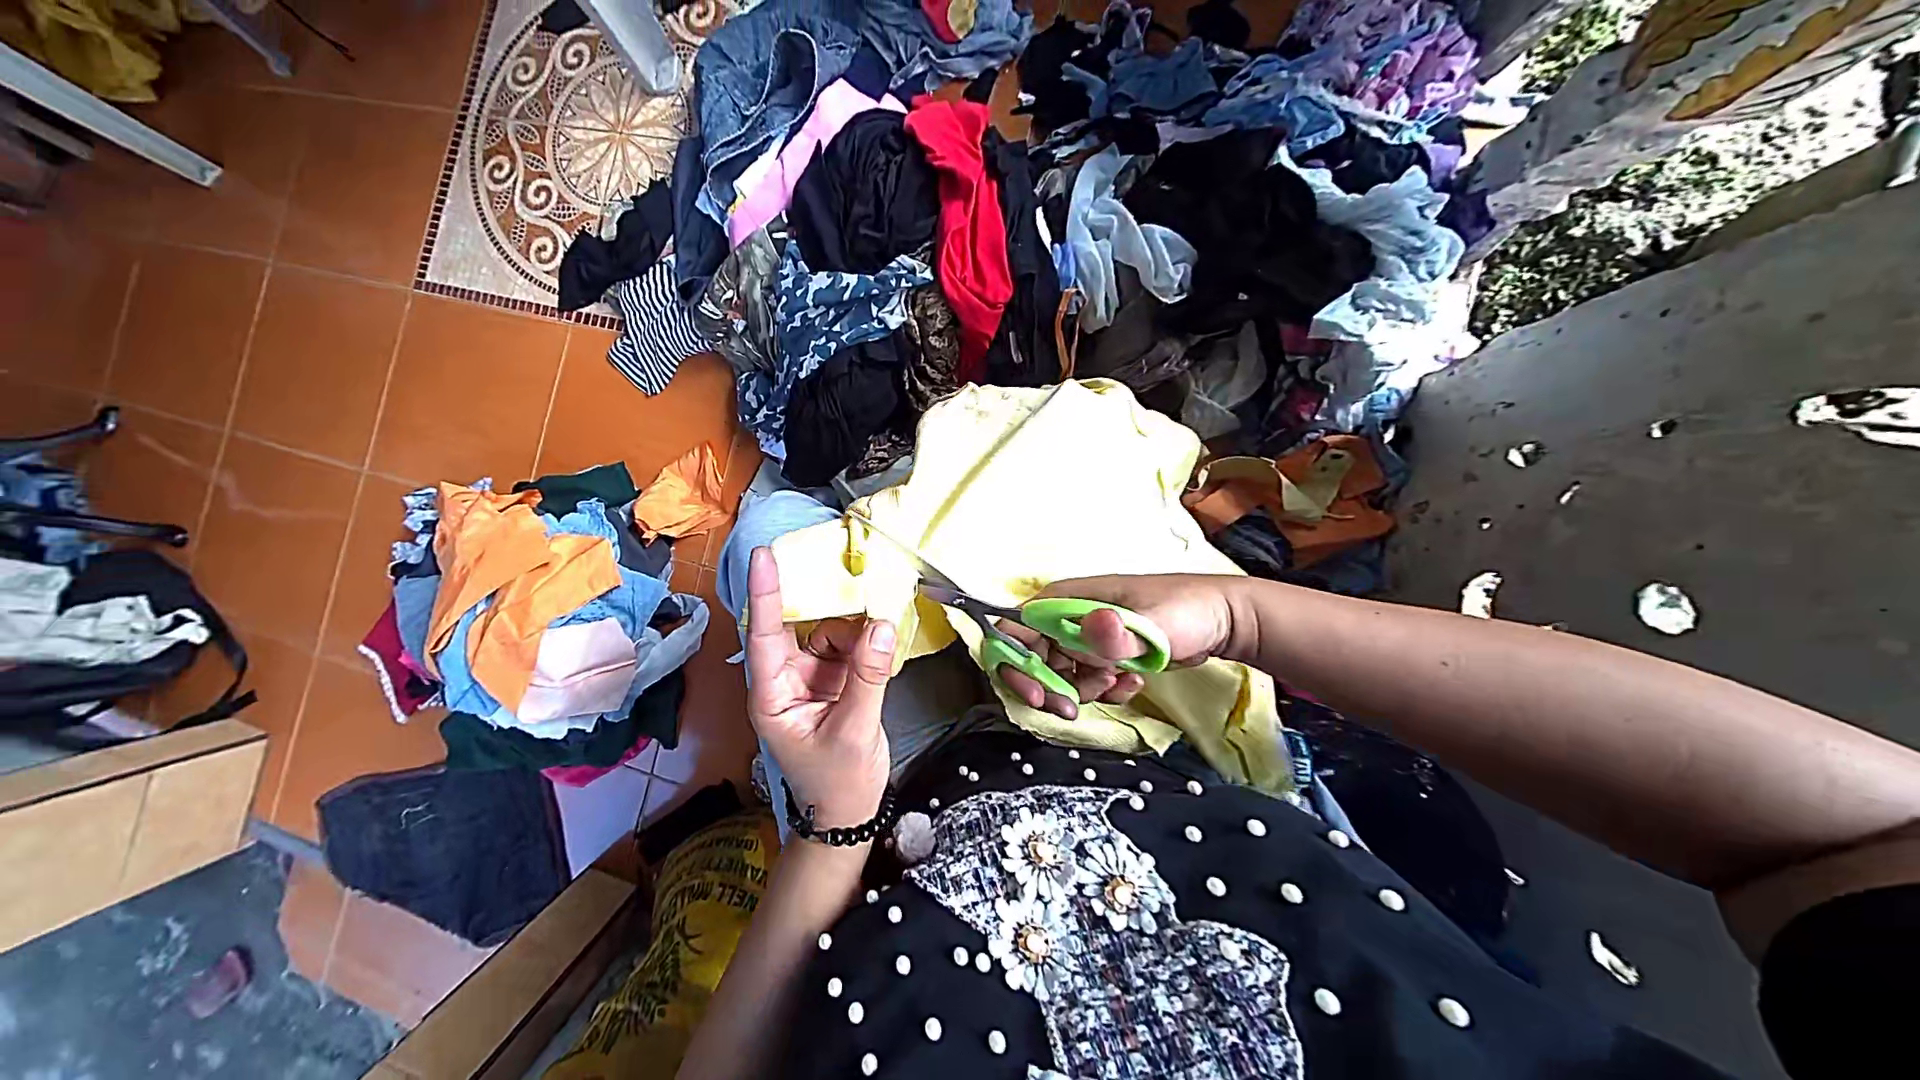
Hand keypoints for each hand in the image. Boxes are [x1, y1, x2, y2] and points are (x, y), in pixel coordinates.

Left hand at [744, 547, 894, 829]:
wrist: (848, 812)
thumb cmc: (838, 782)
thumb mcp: (854, 731)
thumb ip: (868, 677)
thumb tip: (882, 626)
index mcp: (772, 696)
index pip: (764, 637)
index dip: (765, 594)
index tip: (765, 555)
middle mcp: (785, 679)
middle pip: (794, 625)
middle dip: (815, 597)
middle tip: (835, 565)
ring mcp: (810, 676)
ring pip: (826, 630)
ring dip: (851, 620)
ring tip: (878, 610)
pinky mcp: (833, 678)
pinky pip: (847, 644)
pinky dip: (864, 636)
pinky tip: (881, 636)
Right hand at [996, 574, 1243, 719]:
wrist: (1221, 621)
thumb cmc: (1186, 610)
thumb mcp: (1154, 623)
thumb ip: (1121, 632)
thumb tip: (1094, 625)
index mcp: (1065, 600)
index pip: (1013, 630)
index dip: (1015, 665)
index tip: (1039, 695)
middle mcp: (1066, 617)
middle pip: (1028, 658)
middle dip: (1047, 688)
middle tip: (1072, 706)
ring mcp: (1082, 637)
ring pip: (1054, 675)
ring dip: (1079, 691)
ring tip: (1114, 684)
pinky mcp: (1099, 655)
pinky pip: (1082, 682)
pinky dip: (1101, 692)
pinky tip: (1128, 683)